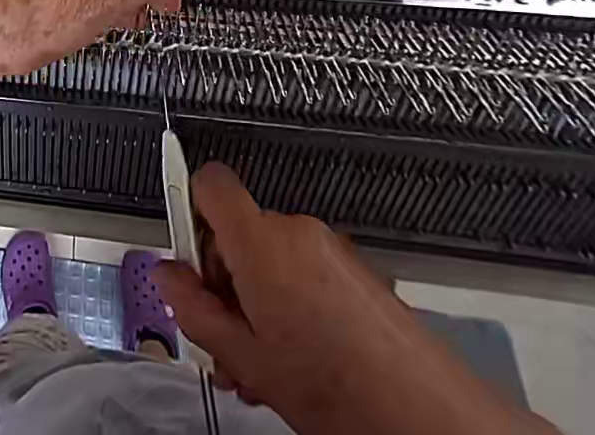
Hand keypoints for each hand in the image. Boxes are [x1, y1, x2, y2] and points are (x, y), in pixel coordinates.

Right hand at [155, 164, 555, 434]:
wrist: (427, 414)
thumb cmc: (335, 388)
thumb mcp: (244, 355)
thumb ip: (194, 308)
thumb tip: (167, 275)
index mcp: (261, 242)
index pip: (210, 182)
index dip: (190, 205)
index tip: (186, 247)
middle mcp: (296, 230)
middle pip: (238, 230)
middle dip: (225, 277)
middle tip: (227, 333)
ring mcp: (329, 245)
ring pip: (269, 256)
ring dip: (257, 297)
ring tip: (264, 358)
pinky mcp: (354, 265)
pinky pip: (303, 266)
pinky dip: (291, 297)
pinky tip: (298, 353)